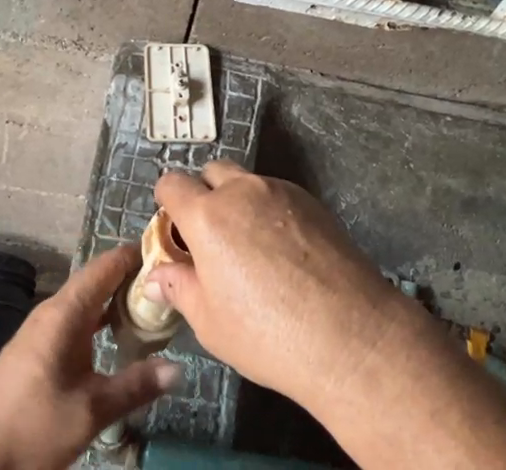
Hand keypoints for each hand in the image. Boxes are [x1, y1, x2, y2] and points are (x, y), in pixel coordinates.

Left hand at [0, 245, 178, 469]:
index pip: (107, 265)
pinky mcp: (37, 352)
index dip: (138, 255)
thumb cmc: (29, 426)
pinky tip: (120, 341)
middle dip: (135, 281)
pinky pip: (78, 323)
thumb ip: (135, 386)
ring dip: (119, 304)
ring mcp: (43, 332)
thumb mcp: (89, 410)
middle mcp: (54, 313)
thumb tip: (179, 367)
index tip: (172, 251)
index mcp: (65, 312)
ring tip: (156, 310)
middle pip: (99, 282)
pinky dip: (103, 324)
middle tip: (174, 285)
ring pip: (89, 305)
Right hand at [144, 161, 419, 412]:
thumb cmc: (268, 335)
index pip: (173, 183)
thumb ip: (179, 289)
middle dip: (205, 194)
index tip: (172, 226)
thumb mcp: (210, 322)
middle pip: (213, 172)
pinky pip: (279, 197)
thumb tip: (155, 278)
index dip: (167, 201)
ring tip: (250, 249)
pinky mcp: (314, 203)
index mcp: (208, 216)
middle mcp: (244, 192)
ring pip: (250, 183)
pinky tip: (283, 253)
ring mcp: (283, 192)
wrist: (350, 334)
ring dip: (240, 203)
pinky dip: (270, 212)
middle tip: (210, 237)